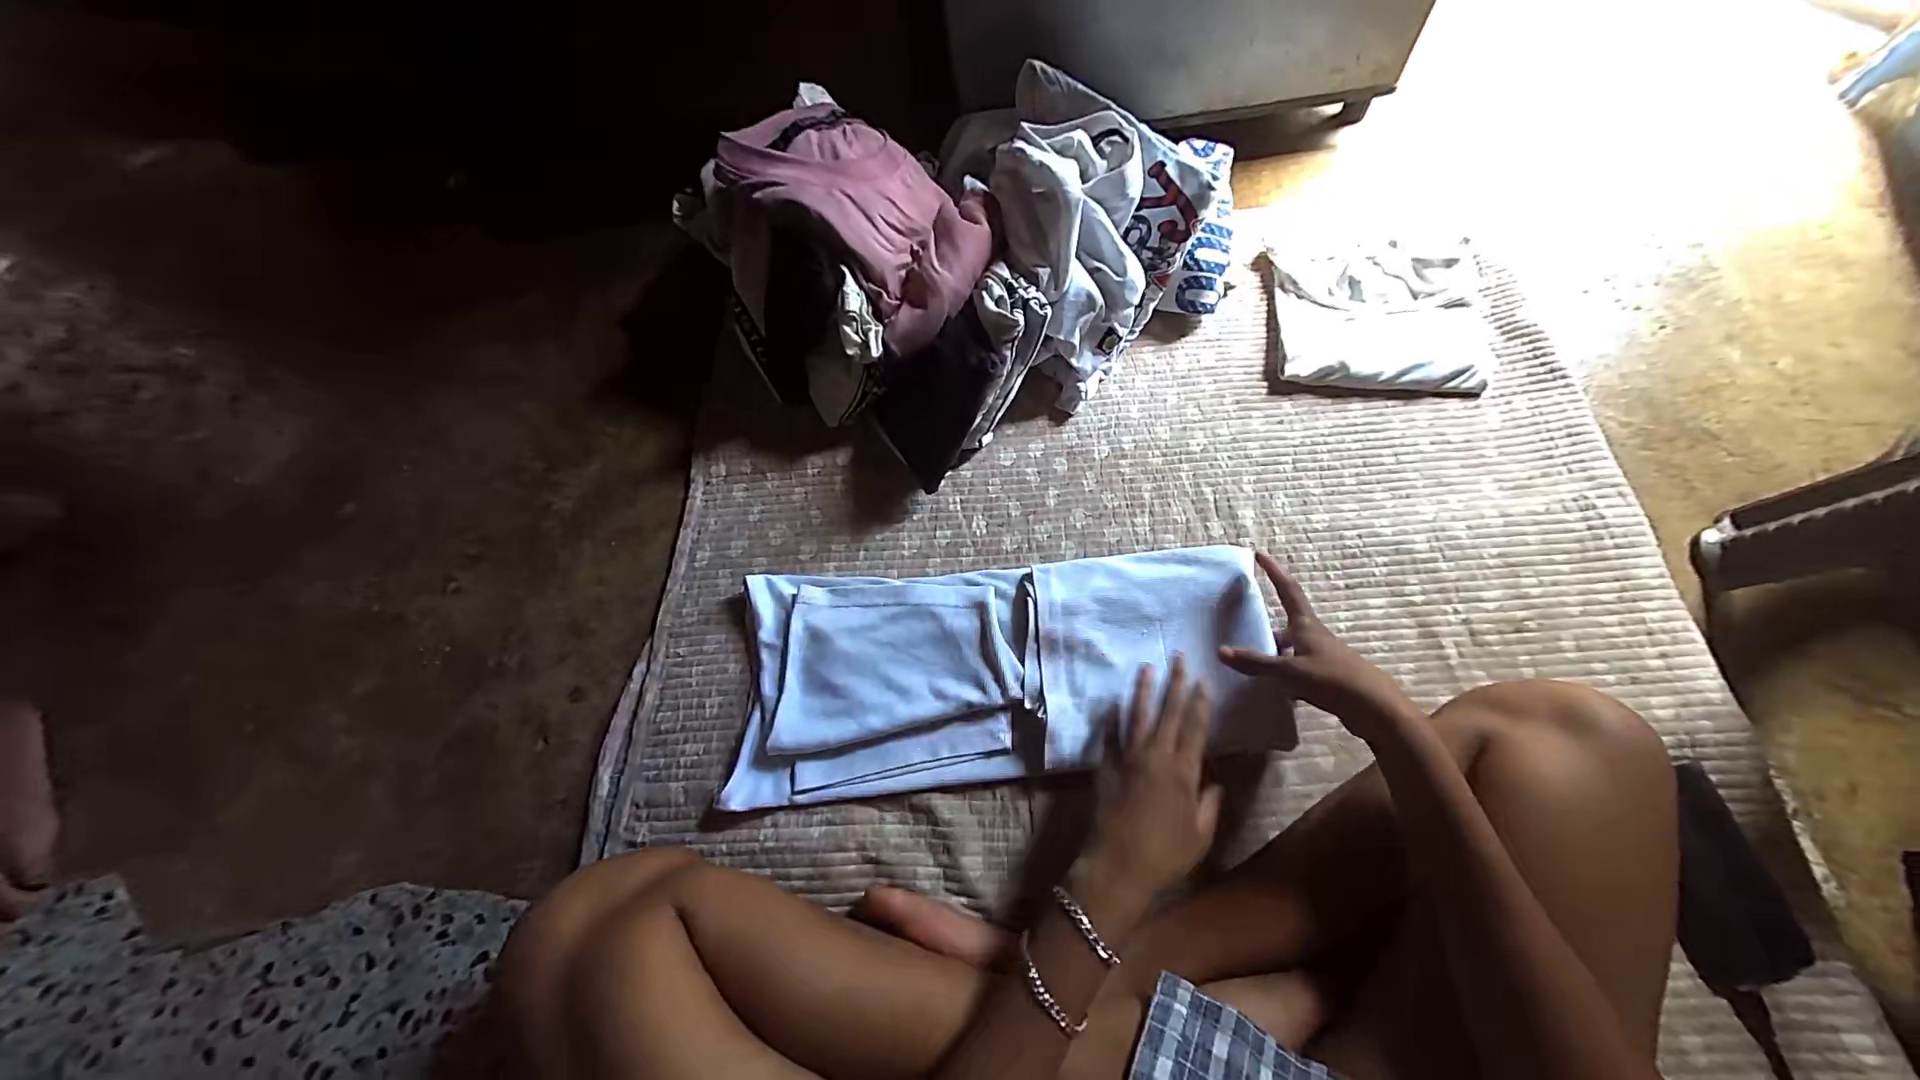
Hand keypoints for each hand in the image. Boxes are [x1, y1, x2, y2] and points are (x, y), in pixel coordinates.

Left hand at [1080, 656, 1222, 898]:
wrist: (1118, 864)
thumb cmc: (1165, 856)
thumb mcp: (1200, 836)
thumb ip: (1209, 805)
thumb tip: (1216, 783)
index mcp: (1183, 772)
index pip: (1195, 728)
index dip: (1200, 703)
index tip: (1204, 680)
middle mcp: (1156, 756)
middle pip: (1169, 713)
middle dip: (1175, 683)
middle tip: (1179, 659)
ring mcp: (1128, 757)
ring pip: (1138, 715)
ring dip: (1143, 690)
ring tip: (1147, 667)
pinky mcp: (1106, 765)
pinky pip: (1110, 734)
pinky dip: (1112, 717)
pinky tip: (1114, 702)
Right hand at [1218, 552, 1418, 743]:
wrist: (1377, 710)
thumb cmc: (1334, 680)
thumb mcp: (1290, 671)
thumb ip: (1256, 663)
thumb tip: (1221, 651)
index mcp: (1307, 626)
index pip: (1288, 590)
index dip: (1274, 571)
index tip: (1260, 554)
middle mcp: (1314, 637)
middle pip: (1286, 623)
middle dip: (1266, 623)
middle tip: (1244, 624)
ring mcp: (1322, 658)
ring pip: (1290, 649)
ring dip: (1273, 652)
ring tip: (1250, 662)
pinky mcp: (1326, 679)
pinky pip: (1296, 670)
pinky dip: (1282, 674)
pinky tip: (1272, 688)